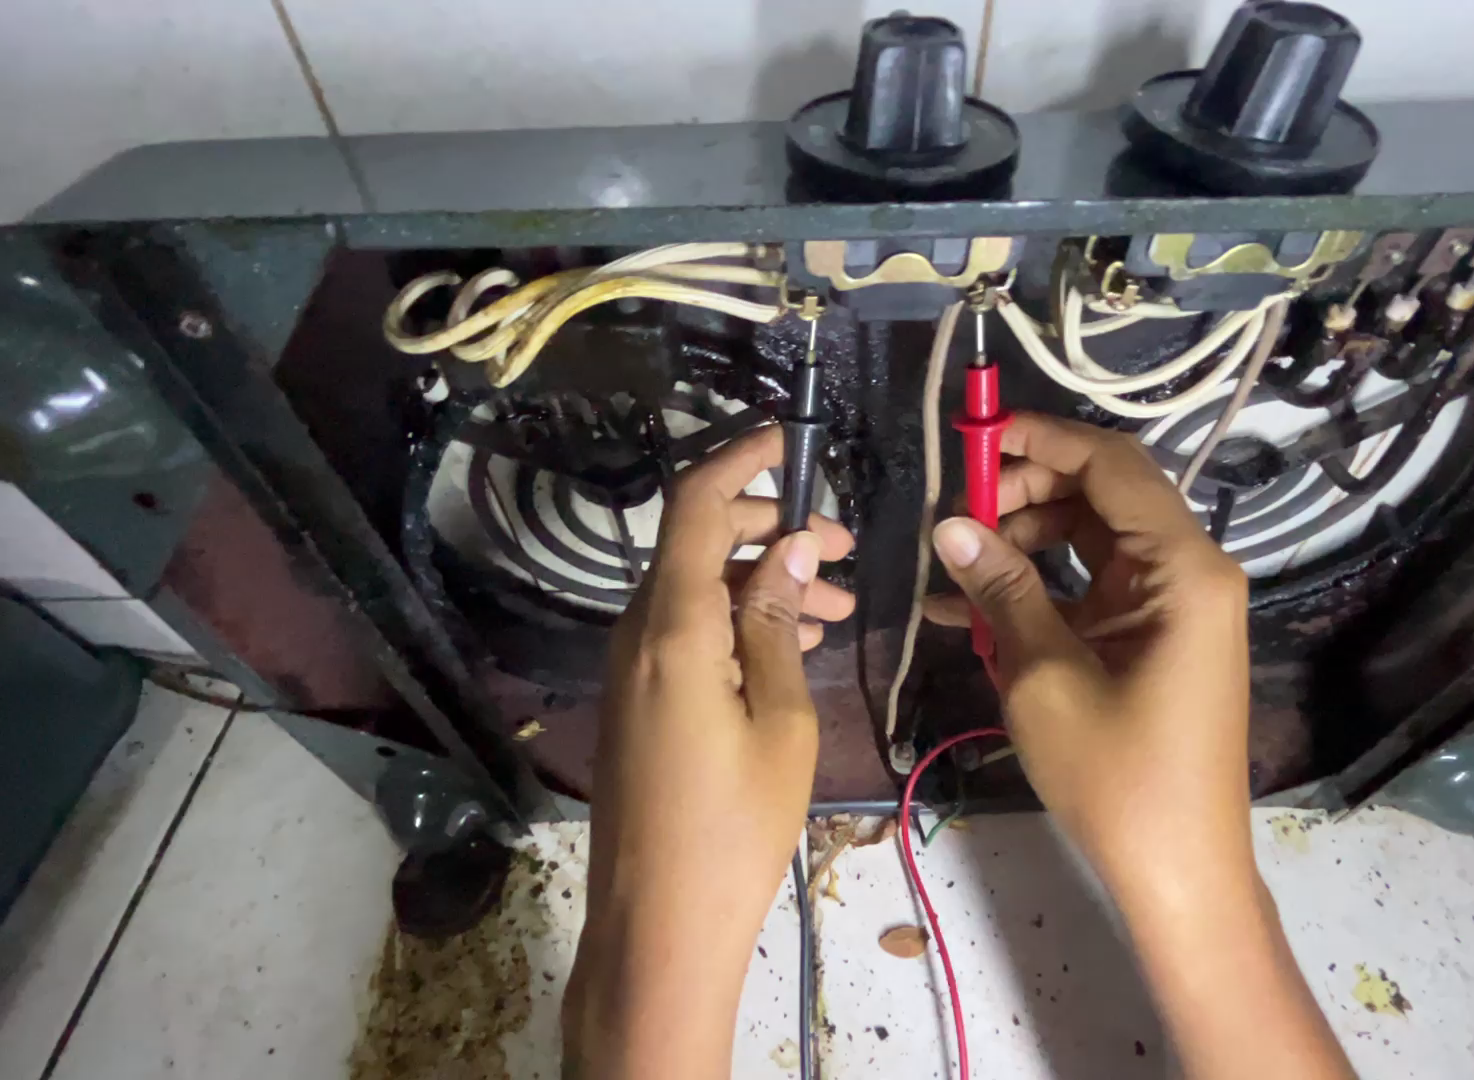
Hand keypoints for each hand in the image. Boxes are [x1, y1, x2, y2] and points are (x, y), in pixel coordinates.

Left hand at [566, 425, 853, 1079]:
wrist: (659, 923)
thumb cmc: (734, 826)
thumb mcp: (779, 717)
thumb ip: (775, 620)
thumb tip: (791, 546)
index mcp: (674, 627)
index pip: (695, 505)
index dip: (740, 460)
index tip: (789, 442)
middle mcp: (640, 631)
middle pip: (700, 542)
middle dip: (771, 531)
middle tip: (840, 551)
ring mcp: (634, 664)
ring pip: (701, 588)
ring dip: (764, 582)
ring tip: (837, 605)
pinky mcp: (640, 693)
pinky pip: (690, 630)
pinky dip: (739, 621)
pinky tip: (795, 641)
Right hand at [923, 411, 1251, 886]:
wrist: (1171, 868)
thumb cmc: (1115, 773)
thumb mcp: (1043, 671)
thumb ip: (1000, 586)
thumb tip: (948, 524)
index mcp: (1183, 569)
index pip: (1112, 467)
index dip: (1042, 440)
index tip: (975, 436)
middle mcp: (1186, 571)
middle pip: (1100, 495)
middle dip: (1023, 492)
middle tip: (956, 513)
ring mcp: (1166, 603)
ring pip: (1086, 536)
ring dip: (1019, 539)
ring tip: (955, 561)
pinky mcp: (1144, 632)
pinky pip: (1084, 585)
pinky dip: (1033, 585)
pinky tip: (966, 604)